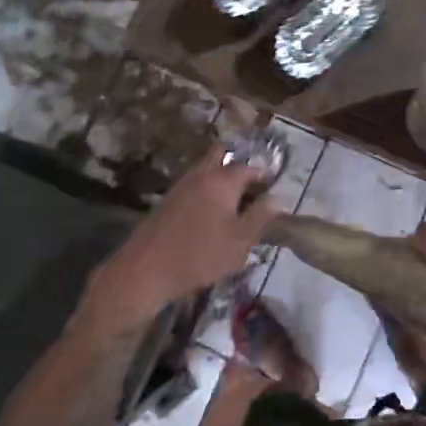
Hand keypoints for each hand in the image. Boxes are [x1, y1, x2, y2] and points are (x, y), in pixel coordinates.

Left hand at [73, 145, 277, 337]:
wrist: (146, 269)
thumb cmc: (200, 255)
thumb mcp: (241, 240)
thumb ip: (261, 216)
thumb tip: (280, 198)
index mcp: (222, 180)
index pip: (250, 167)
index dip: (265, 177)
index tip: (273, 193)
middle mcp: (201, 175)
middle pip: (221, 156)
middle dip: (238, 167)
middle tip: (252, 193)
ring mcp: (181, 186)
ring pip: (205, 171)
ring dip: (221, 181)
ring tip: (235, 209)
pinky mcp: (167, 202)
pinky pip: (193, 187)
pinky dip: (206, 194)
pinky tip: (211, 219)